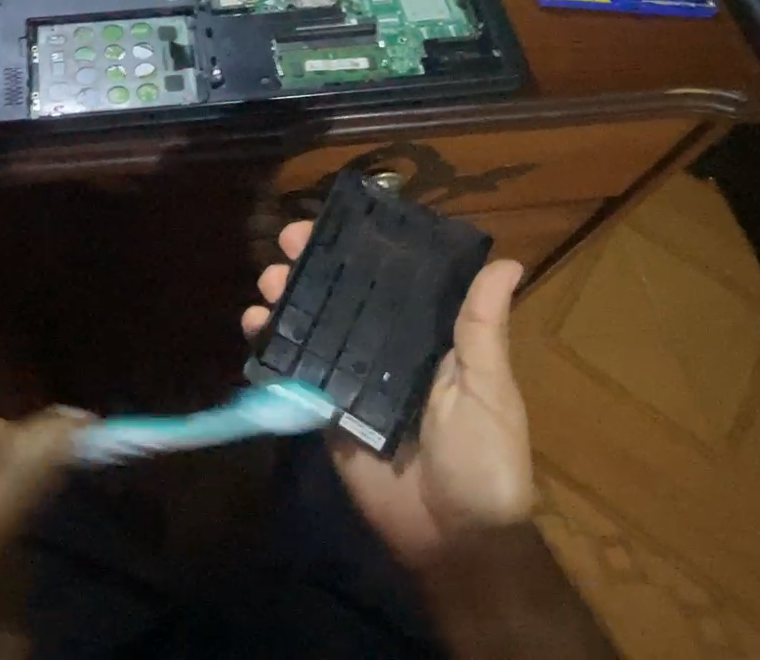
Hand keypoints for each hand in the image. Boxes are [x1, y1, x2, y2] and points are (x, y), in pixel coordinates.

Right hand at [243, 222, 535, 569]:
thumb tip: (506, 262)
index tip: (333, 221)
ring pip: (313, 327)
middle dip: (312, 265)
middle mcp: (386, 349)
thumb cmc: (482, 457)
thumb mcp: (488, 388)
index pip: (391, 279)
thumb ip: (483, 329)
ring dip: (286, 299)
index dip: (361, 247)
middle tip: (287, 243)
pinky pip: (295, 372)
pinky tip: (252, 327)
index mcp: (428, 336)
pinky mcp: (325, 410)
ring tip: (268, 282)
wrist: (451, 538)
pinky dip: (270, 349)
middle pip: (343, 296)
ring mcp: (352, 378)